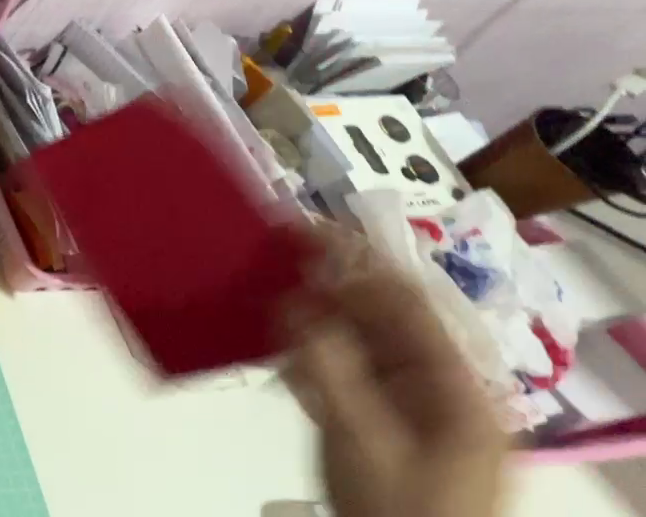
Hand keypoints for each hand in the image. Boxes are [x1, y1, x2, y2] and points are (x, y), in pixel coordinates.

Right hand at [283, 239, 507, 516]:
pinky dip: (308, 346)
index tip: (302, 227)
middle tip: (269, 250)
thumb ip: (328, 364)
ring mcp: (408, 398)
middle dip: (325, 281)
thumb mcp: (360, 435)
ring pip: (356, 334)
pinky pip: (344, 362)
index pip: (408, 301)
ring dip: (310, 311)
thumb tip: (290, 297)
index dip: (358, 259)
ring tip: (261, 291)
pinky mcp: (380, 413)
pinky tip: (277, 346)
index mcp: (455, 383)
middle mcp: (437, 381)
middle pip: (379, 313)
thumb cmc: (395, 504)